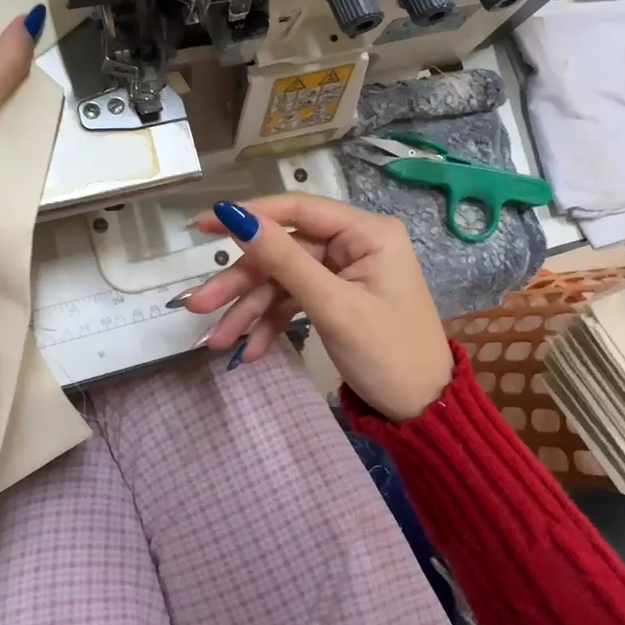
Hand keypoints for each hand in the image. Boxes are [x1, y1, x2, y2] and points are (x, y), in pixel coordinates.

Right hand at [184, 195, 452, 421]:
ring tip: (216, 341)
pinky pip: (294, 301)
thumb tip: (235, 215)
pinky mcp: (337, 298)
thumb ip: (283, 260)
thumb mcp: (333, 307)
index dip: (248, 215)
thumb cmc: (389, 355)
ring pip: (282, 279)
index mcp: (367, 232)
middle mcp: (355, 244)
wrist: (426, 416)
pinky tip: (249, 350)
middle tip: (198, 304)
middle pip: (283, 251)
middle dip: (242, 282)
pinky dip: (270, 323)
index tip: (203, 224)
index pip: (297, 209)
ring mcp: (345, 272)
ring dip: (249, 309)